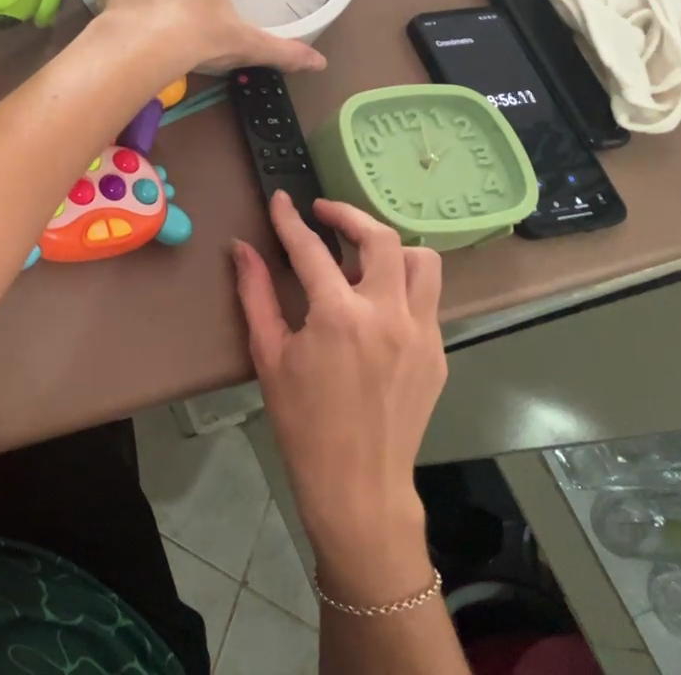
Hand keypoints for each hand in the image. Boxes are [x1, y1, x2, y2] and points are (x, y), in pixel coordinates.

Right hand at [231, 193, 445, 598]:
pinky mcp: (438, 353)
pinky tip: (373, 304)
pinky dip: (402, 286)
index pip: (312, 249)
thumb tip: (241, 249)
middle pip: (382, 239)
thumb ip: (256, 294)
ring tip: (359, 255)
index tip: (281, 200)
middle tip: (324, 213)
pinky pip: (428, 300)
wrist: (357, 481)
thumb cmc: (302, 420)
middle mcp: (389, 314)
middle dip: (350, 216)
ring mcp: (423, 333)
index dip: (291, 220)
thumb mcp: (268, 354)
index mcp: (340, 315)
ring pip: (422, 263)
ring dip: (390, 247)